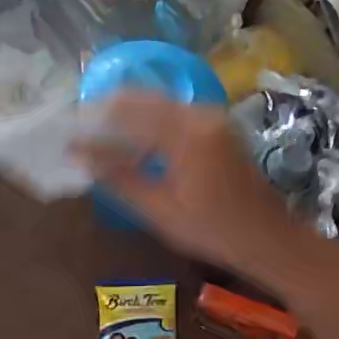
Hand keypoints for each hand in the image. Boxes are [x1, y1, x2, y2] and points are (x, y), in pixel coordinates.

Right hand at [73, 93, 296, 271]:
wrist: (271, 239)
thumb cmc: (214, 231)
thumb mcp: (159, 210)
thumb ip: (117, 177)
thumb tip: (78, 153)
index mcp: (186, 133)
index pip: (127, 111)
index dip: (93, 119)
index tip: (68, 132)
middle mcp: (200, 114)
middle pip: (142, 99)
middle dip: (108, 113)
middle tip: (80, 134)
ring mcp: (212, 117)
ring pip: (157, 103)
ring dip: (128, 117)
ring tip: (100, 140)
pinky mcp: (218, 125)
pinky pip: (174, 112)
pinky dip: (149, 122)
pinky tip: (134, 144)